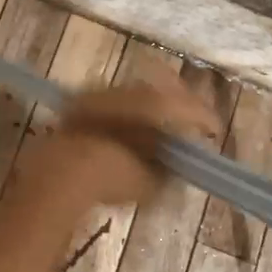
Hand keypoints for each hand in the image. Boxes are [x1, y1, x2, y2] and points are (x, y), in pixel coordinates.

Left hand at [38, 76, 222, 206]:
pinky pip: (114, 104)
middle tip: (188, 124)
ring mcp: (103, 93)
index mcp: (155, 102)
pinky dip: (127, 115)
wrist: (59, 172)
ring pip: (136, 95)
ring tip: (158, 130)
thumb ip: (168, 170)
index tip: (213, 130)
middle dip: (177, 105)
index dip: (204, 117)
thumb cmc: (113, 176)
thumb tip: (174, 166)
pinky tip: (128, 132)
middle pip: (162, 91)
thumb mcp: (151, 182)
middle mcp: (131, 89)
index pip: (189, 104)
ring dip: (150, 109)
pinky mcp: (81, 103)